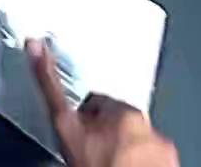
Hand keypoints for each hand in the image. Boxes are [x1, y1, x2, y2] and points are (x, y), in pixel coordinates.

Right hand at [27, 39, 178, 166]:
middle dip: (106, 133)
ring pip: (137, 143)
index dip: (84, 120)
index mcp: (124, 110)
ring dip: (124, 150)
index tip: (81, 137)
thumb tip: (34, 45)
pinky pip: (154, 162)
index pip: (97, 102)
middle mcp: (151, 128)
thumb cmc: (95, 166)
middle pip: (118, 122)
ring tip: (109, 164)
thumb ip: (48, 82)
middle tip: (93, 153)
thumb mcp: (64, 124)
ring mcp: (165, 155)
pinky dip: (141, 165)